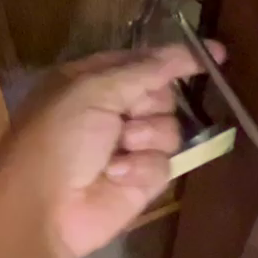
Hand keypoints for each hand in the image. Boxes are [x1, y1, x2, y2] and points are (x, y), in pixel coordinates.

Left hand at [0, 42, 222, 257]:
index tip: (214, 55)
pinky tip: (116, 175)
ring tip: (119, 149)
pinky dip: (141, 167)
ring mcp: (128, 148)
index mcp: (92, 82)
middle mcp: (111, 111)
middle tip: (127, 117)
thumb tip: (192, 51)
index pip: (143, 62)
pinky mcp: (141, 180)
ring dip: (146, 136)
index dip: (175, 59)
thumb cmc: (58, 138)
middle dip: (150, 104)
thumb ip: (144, 69)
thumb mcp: (93, 90)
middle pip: (163, 95)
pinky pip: (164, 163)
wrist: (43, 206)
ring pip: (170, 129)